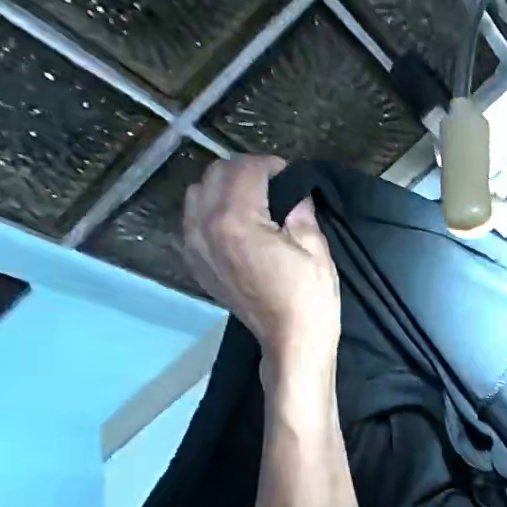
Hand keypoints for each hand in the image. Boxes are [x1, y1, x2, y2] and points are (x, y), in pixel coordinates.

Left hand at [182, 154, 339, 386]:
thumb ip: (300, 209)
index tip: (289, 174)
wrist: (290, 342)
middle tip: (273, 183)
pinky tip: (235, 223)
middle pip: (215, 175)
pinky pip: (192, 221)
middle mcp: (205, 228)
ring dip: (223, 188)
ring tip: (252, 200)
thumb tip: (295, 190)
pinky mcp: (196, 263)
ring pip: (196, 194)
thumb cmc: (308, 297)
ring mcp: (195, 247)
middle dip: (245, 171)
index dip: (271, 165)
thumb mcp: (315, 247)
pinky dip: (210, 211)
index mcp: (236, 221)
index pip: (245, 170)